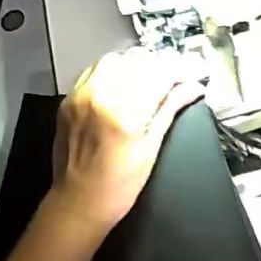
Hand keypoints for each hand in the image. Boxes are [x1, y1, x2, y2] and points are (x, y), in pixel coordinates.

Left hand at [48, 49, 203, 231]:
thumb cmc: (120, 185)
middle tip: (169, 78)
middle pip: (135, 60)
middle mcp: (99, 95)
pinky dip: (110, 72)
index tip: (190, 73)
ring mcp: (80, 95)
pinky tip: (119, 85)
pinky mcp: (68, 99)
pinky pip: (92, 71)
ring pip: (112, 59)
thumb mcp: (151, 148)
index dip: (178, 70)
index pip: (157, 74)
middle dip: (156, 65)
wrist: (78, 201)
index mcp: (123, 111)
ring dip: (132, 64)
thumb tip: (192, 88)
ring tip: (145, 80)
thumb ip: (169, 110)